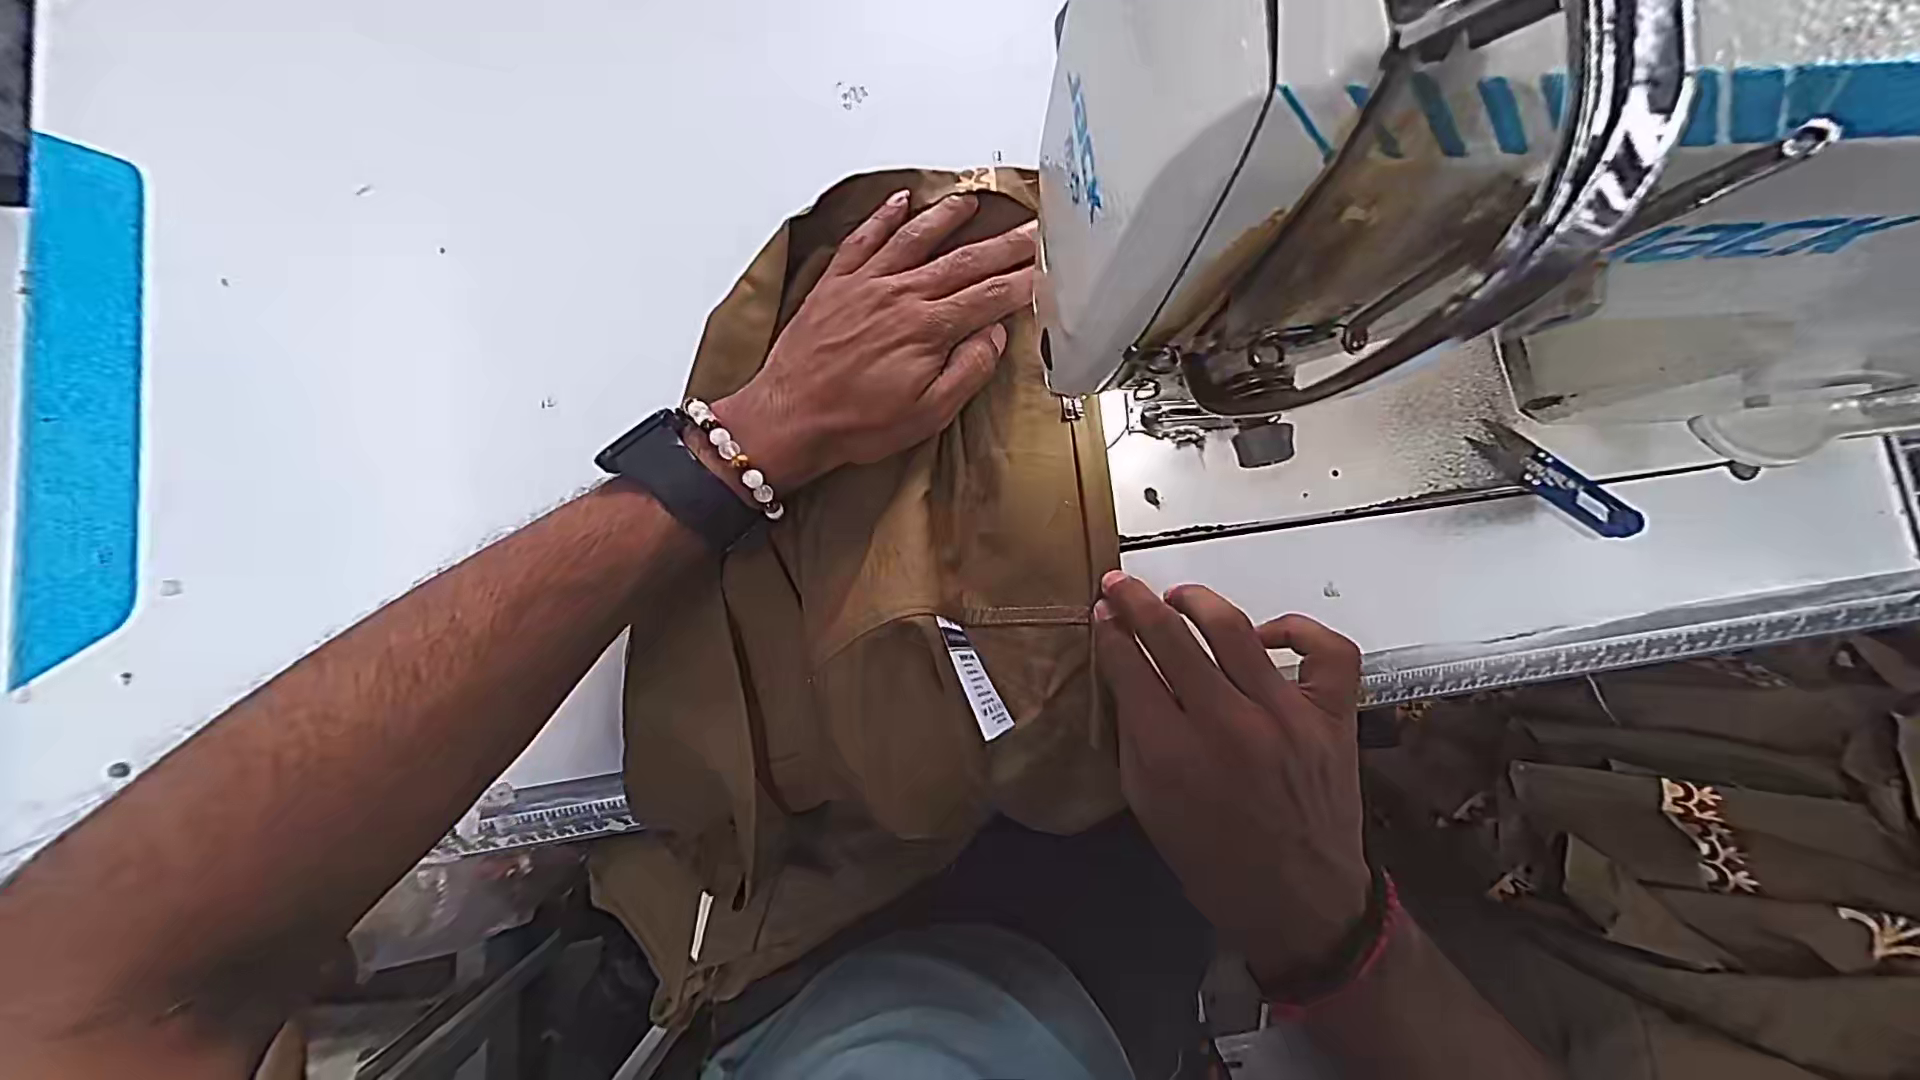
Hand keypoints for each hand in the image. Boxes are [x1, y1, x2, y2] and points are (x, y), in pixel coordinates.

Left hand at [708, 190, 1036, 490]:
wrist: (791, 418)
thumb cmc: (857, 423)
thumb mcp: (928, 413)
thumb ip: (968, 370)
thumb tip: (993, 335)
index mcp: (928, 328)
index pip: (989, 295)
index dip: (1022, 281)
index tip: (1045, 269)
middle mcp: (900, 295)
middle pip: (964, 260)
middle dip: (1003, 243)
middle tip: (1030, 229)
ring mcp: (866, 284)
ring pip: (916, 238)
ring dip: (948, 217)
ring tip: (972, 202)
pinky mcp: (836, 284)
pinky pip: (864, 238)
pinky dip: (884, 216)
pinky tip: (900, 202)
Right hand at [1093, 571, 1369, 985]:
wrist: (1299, 904)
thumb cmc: (1209, 856)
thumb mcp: (1145, 798)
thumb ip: (1131, 729)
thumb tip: (1123, 666)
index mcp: (1171, 752)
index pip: (1128, 663)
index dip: (1109, 630)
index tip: (1102, 612)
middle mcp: (1227, 725)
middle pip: (1170, 635)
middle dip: (1135, 601)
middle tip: (1121, 584)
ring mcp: (1287, 718)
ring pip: (1234, 628)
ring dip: (1196, 600)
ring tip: (1177, 597)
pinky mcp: (1333, 719)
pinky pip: (1326, 650)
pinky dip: (1296, 629)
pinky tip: (1266, 633)